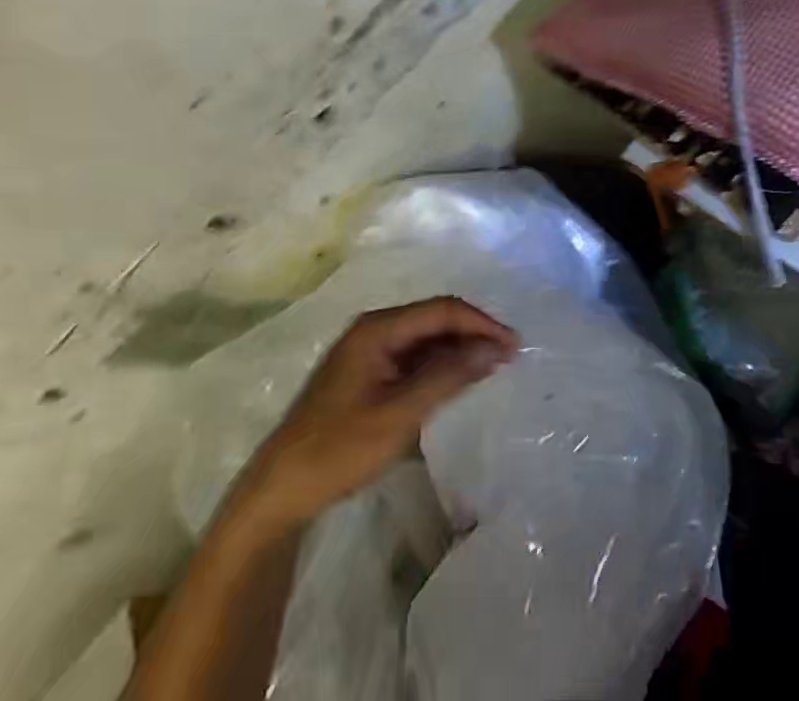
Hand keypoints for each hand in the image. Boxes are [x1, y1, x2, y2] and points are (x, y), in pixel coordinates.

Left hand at [230, 297, 518, 528]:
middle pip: (434, 319)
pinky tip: (460, 380)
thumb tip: (494, 348)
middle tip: (510, 358)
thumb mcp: (400, 414)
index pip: (442, 310)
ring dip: (460, 350)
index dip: (482, 324)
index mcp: (377, 329)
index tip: (515, 347)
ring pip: (426, 339)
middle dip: (474, 334)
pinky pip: (414, 358)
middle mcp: (374, 330)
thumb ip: (448, 377)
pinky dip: (441, 366)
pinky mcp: (369, 373)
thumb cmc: (340, 449)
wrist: (283, 487)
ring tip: (494, 368)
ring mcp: (369, 352)